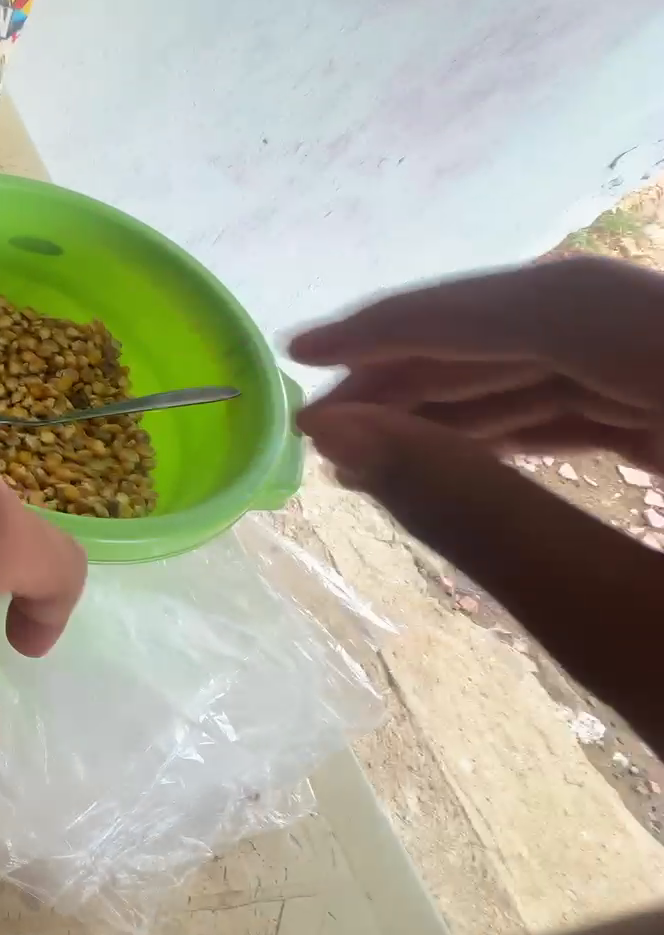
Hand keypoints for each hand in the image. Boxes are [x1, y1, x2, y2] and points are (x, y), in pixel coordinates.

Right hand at [289, 258, 663, 741]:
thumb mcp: (626, 628)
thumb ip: (472, 512)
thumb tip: (335, 432)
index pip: (567, 307)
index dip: (420, 318)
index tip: (305, 348)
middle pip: (581, 320)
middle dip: (432, 359)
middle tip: (326, 410)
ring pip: (601, 355)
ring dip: (472, 388)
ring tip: (371, 433)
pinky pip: (637, 394)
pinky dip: (535, 415)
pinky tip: (461, 444)